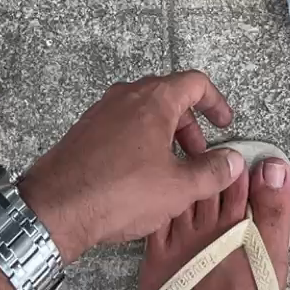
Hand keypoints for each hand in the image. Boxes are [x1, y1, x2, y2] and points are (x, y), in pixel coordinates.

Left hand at [18, 71, 244, 259]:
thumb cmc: (117, 191)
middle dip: (191, 126)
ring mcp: (103, 110)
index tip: (224, 122)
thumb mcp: (178, 187)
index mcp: (154, 99)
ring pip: (145, 112)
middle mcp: (128, 95)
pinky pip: (123, 125)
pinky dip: (141, 140)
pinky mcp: (87, 129)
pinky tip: (140, 175)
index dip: (216, 101)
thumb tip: (232, 161)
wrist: (56, 207)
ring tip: (171, 170)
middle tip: (200, 156)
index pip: (195, 83)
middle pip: (170, 97)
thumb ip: (212, 171)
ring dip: (165, 135)